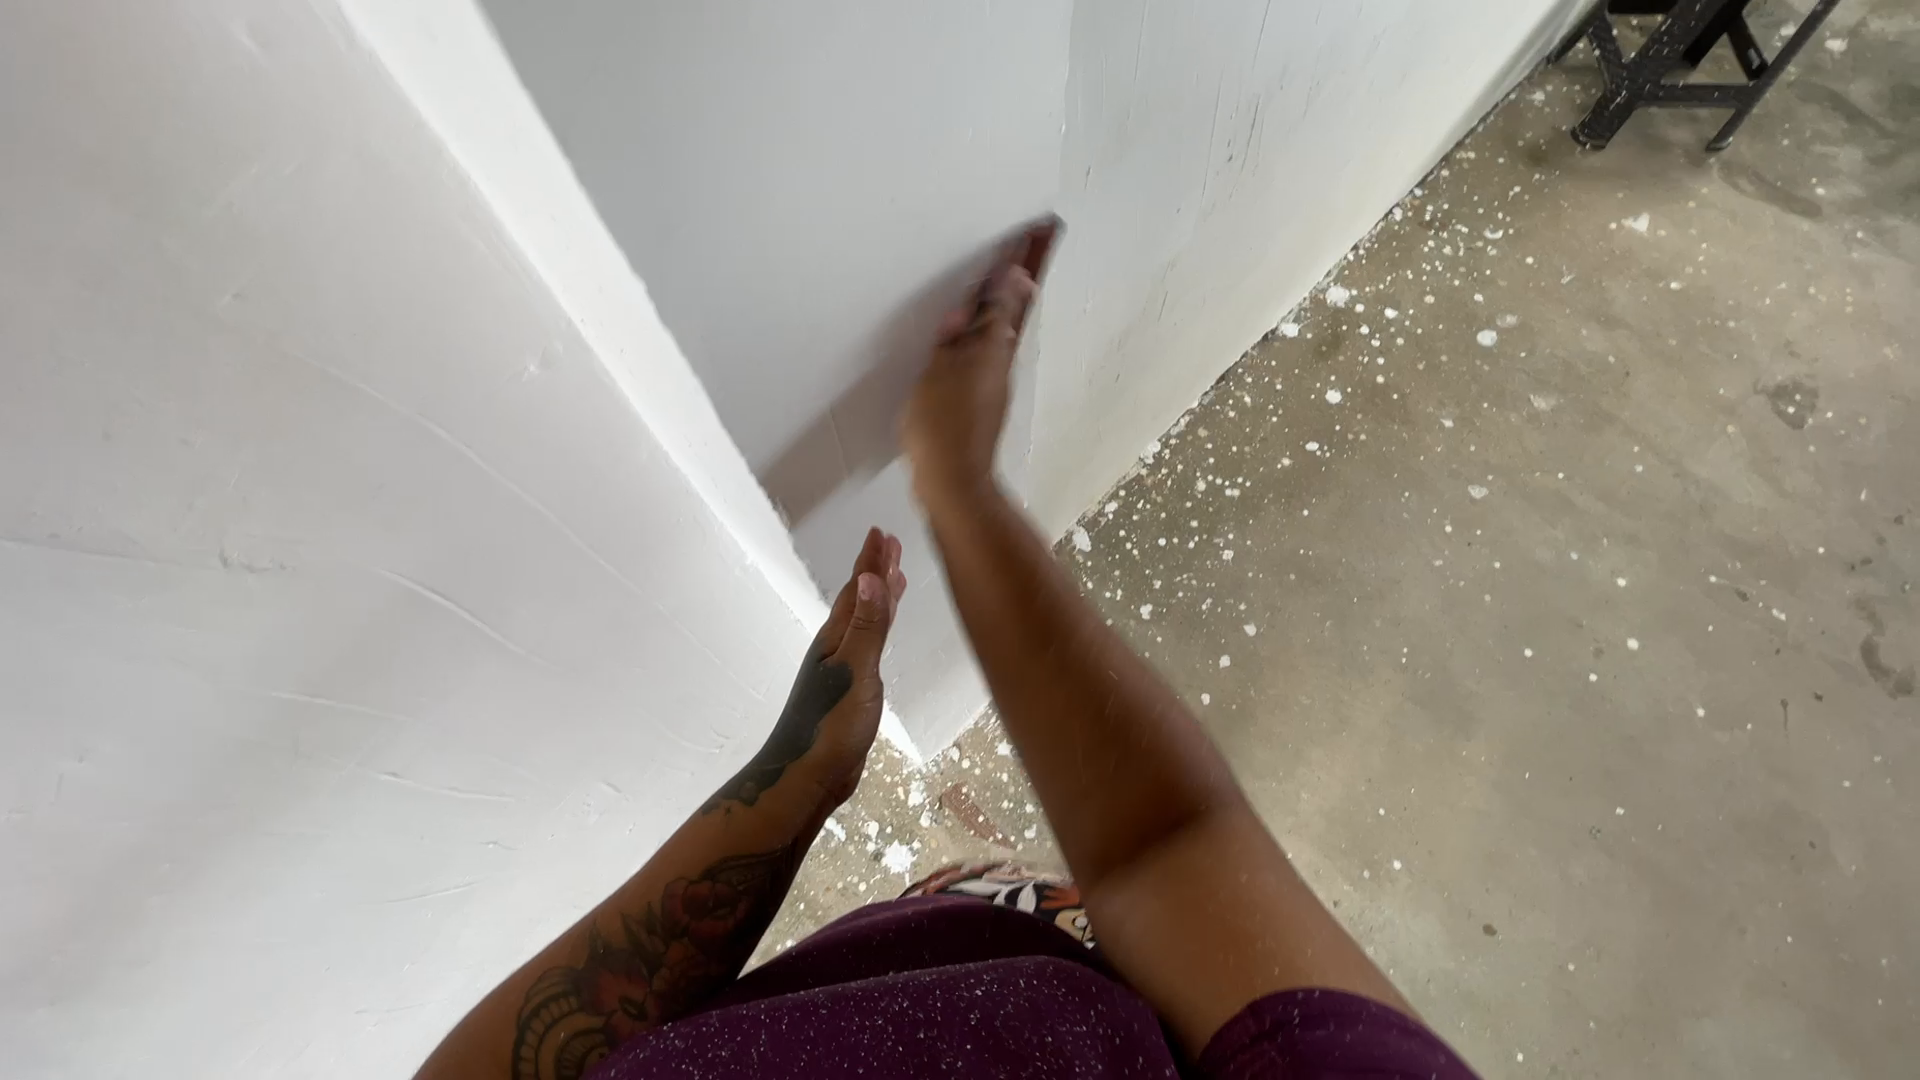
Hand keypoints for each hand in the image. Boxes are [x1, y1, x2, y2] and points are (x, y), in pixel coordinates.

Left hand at [707, 528, 906, 813]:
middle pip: (860, 600)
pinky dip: (879, 630)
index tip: (883, 532)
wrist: (808, 776)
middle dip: (876, 572)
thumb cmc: (831, 724)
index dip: (872, 560)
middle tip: (892, 545)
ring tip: (895, 580)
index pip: (859, 589)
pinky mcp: (850, 690)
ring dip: (879, 599)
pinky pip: (868, 645)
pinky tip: (880, 637)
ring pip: (864, 622)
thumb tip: (873, 577)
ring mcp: (841, 668)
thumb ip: (868, 626)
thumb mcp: (857, 671)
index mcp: (836, 637)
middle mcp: (837, 646)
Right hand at [902, 217, 1059, 507]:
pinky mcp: (982, 406)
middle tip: (1025, 249)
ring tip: (987, 289)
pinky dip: (977, 343)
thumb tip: (968, 313)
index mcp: (989, 348)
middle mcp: (999, 364)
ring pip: (996, 339)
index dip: (1015, 269)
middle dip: (1012, 284)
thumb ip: (952, 340)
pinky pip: (982, 361)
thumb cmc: (939, 423)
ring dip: (994, 313)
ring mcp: (993, 387)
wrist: (952, 479)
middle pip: (1007, 317)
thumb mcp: (937, 373)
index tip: (1033, 237)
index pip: (1006, 298)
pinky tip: (960, 344)